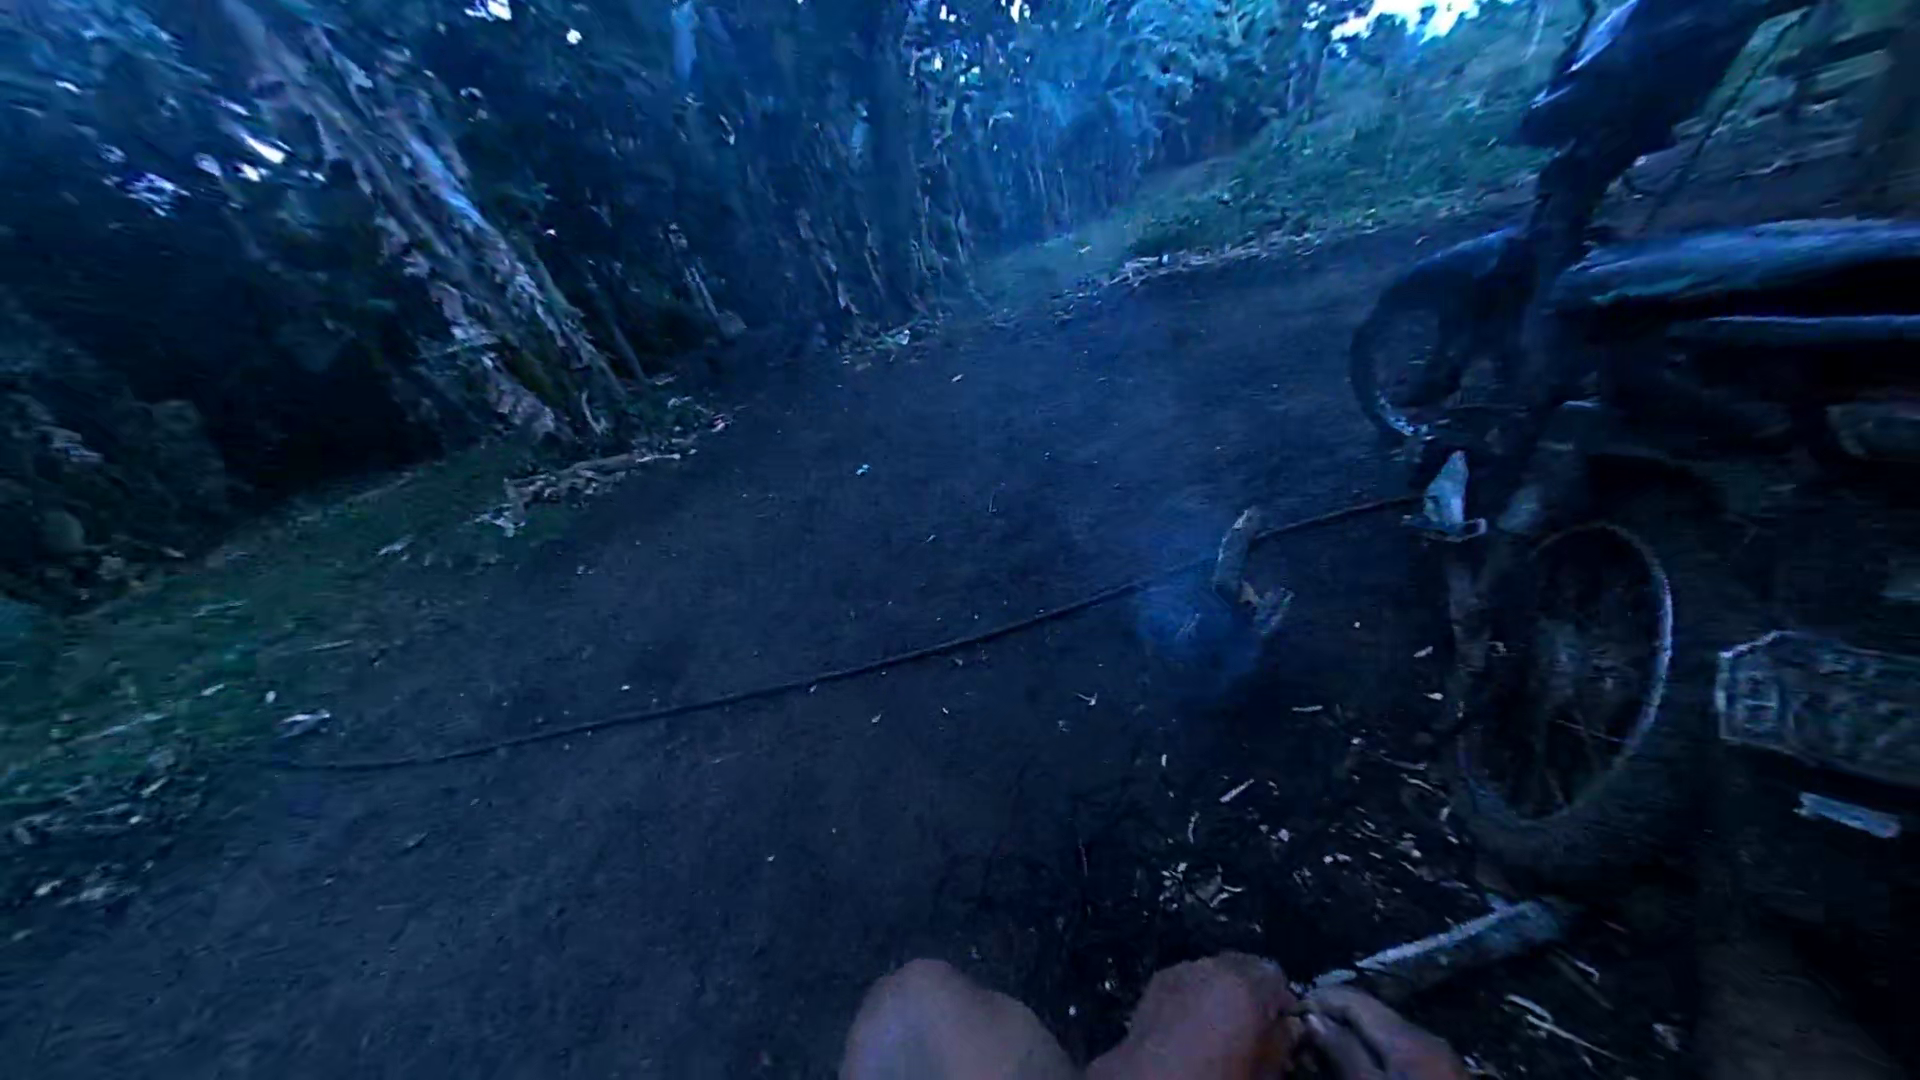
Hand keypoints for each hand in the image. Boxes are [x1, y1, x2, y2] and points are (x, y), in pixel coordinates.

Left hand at [1089, 953, 1299, 1079]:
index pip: (1275, 974)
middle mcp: (1214, 968)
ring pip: (1215, 967)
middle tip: (1255, 1025)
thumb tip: (1288, 1026)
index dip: (1282, 1000)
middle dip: (1254, 989)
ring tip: (1222, 1024)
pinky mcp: (1160, 978)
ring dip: (1225, 987)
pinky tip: (1193, 1022)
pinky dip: (1199, 990)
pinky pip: (1189, 976)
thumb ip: (1280, 1045)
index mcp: (1245, 989)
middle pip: (1244, 964)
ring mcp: (1183, 969)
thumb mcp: (1262, 1076)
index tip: (1282, 1027)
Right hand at [1304, 987, 1467, 1079]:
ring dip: (1351, 1038)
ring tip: (1324, 1055)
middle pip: (1368, 1014)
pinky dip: (1372, 1055)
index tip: (1290, 1014)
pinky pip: (1398, 1055)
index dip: (1318, 999)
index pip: (1352, 997)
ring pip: (1382, 1034)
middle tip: (1304, 1038)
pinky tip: (1357, 1070)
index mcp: (1408, 1037)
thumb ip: (1342, 1050)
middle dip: (1333, 1019)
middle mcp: (1425, 1039)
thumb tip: (1314, 1018)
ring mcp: (1439, 1062)